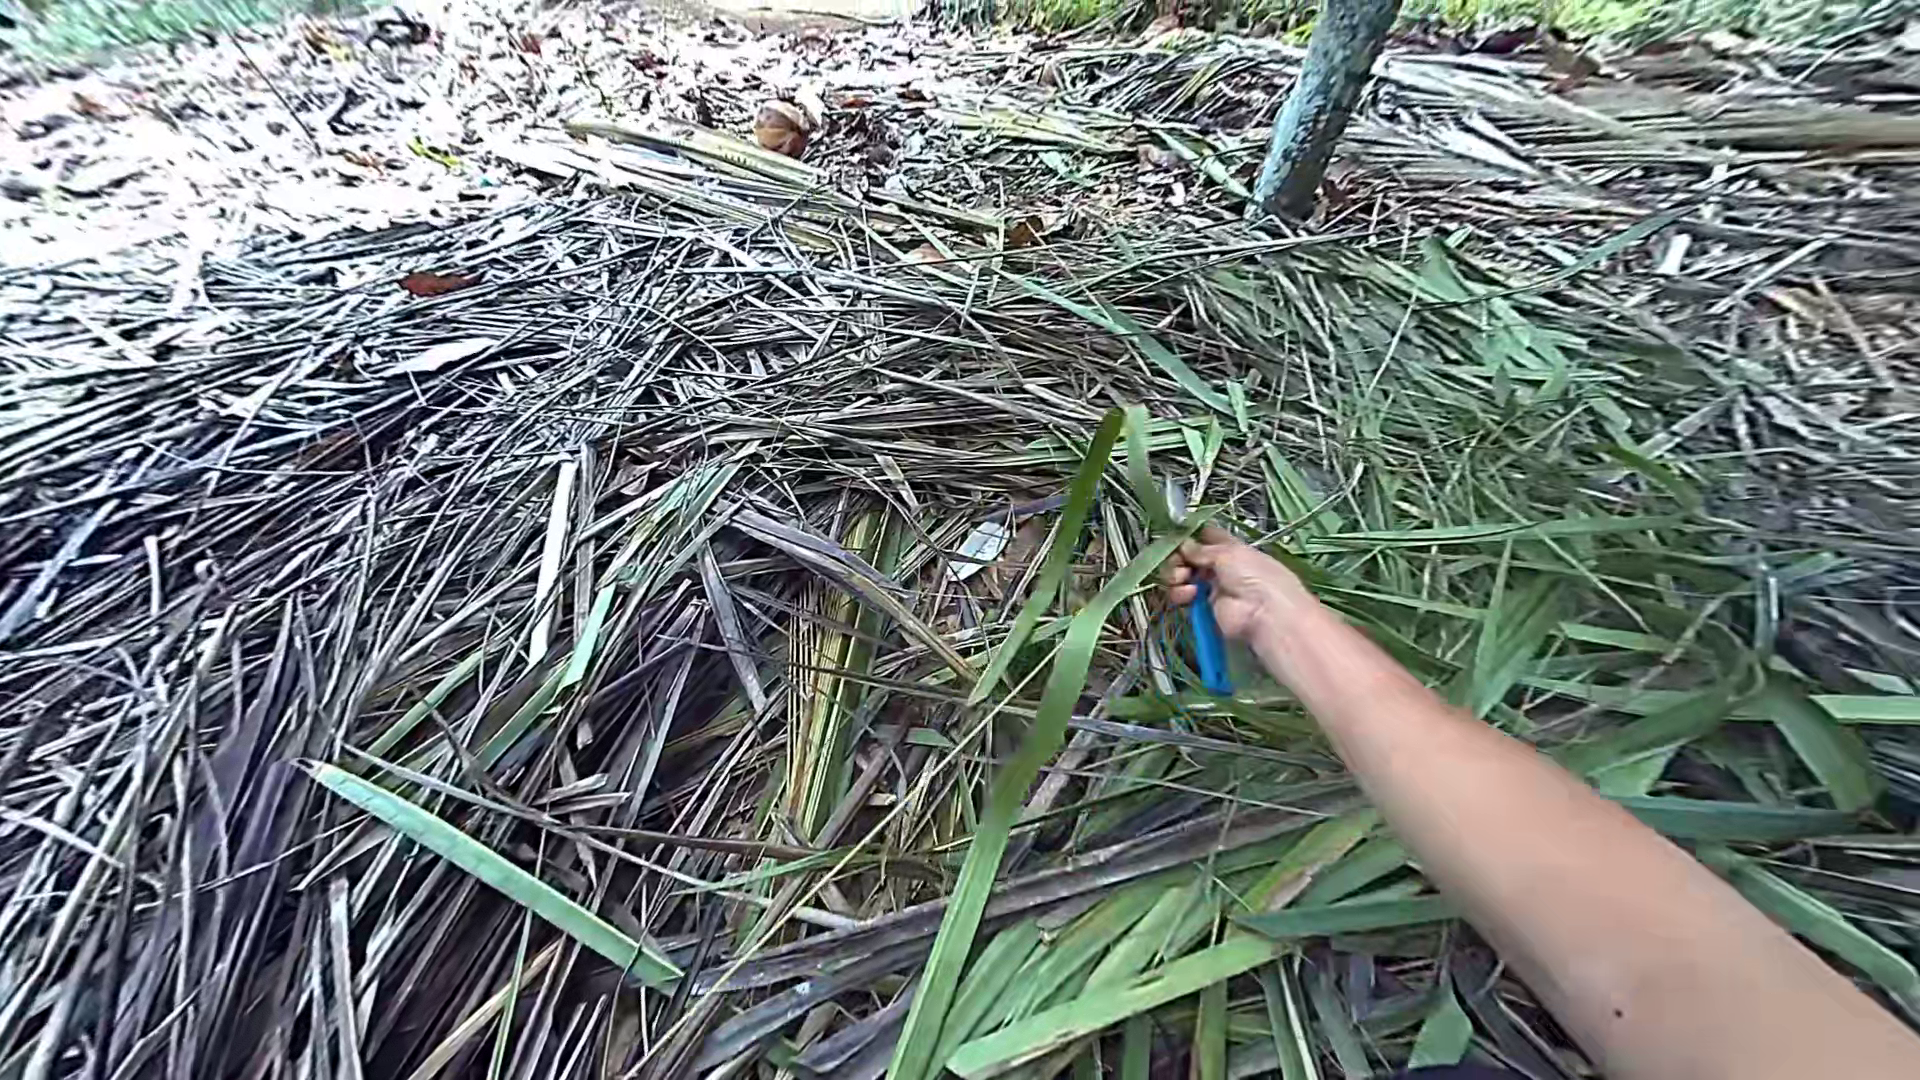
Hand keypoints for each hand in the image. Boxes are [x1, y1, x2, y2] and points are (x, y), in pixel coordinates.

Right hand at [1161, 525, 1315, 645]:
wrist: (1264, 614)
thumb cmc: (1253, 575)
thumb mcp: (1229, 553)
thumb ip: (1202, 549)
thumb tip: (1184, 545)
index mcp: (1230, 548)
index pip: (1206, 536)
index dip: (1191, 535)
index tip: (1176, 536)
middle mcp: (1219, 566)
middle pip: (1188, 556)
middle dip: (1178, 556)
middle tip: (1179, 562)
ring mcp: (1209, 586)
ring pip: (1180, 575)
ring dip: (1175, 574)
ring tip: (1182, 577)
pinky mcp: (1201, 606)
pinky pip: (1181, 596)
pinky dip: (1180, 592)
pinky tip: (1190, 593)